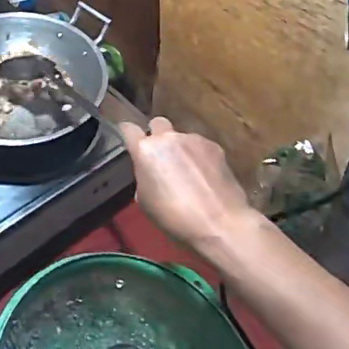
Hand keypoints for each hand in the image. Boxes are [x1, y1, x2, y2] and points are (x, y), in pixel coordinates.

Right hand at [116, 117, 257, 250]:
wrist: (221, 224)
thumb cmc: (175, 218)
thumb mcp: (145, 201)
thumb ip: (143, 176)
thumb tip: (150, 172)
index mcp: (145, 150)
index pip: (127, 128)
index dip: (128, 135)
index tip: (131, 144)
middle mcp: (168, 138)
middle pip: (157, 123)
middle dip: (157, 136)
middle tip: (162, 157)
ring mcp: (193, 140)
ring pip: (181, 137)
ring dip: (181, 149)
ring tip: (191, 173)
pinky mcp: (215, 147)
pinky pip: (201, 147)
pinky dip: (201, 157)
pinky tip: (207, 177)